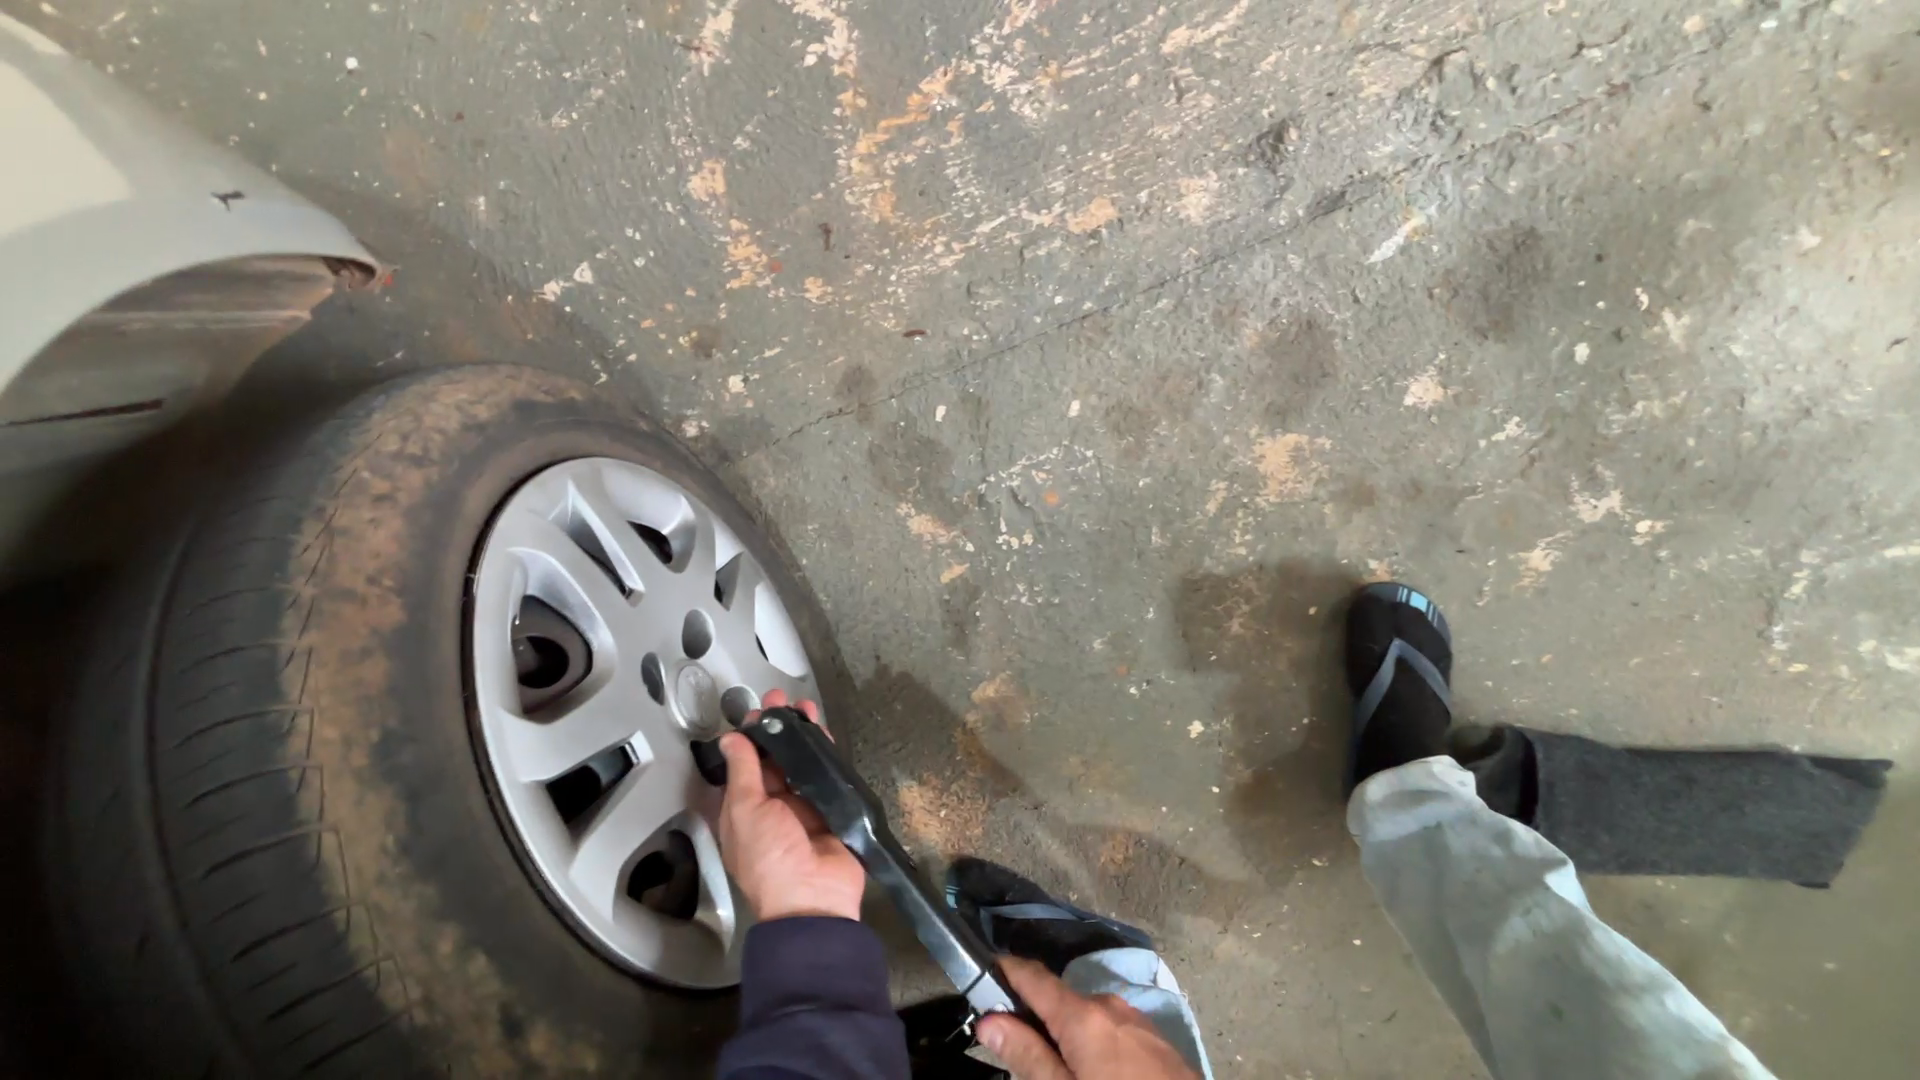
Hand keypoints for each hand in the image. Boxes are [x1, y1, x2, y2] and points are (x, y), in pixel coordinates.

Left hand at [717, 691, 865, 921]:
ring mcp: (805, 805)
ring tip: (806, 706)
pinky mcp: (832, 807)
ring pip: (802, 761)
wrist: (814, 897)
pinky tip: (825, 731)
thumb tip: (731, 738)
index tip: (757, 711)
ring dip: (802, 734)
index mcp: (745, 811)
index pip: (745, 765)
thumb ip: (743, 771)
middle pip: (775, 759)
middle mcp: (774, 805)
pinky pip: (827, 774)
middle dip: (777, 729)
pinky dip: (826, 751)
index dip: (750, 737)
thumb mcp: (747, 812)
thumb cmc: (770, 858)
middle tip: (782, 699)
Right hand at [977, 957, 1199, 1079]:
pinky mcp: (1156, 1040)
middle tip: (1017, 1050)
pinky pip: (1112, 1031)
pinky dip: (1094, 1044)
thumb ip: (1027, 1055)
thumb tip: (988, 1022)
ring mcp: (1137, 1019)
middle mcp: (1109, 1004)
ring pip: (1087, 1018)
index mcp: (1083, 1013)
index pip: (1033, 975)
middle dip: (1036, 1019)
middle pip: (1059, 1001)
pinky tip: (1097, 1074)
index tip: (981, 974)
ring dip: (1067, 1035)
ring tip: (1059, 1070)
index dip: (1005, 969)